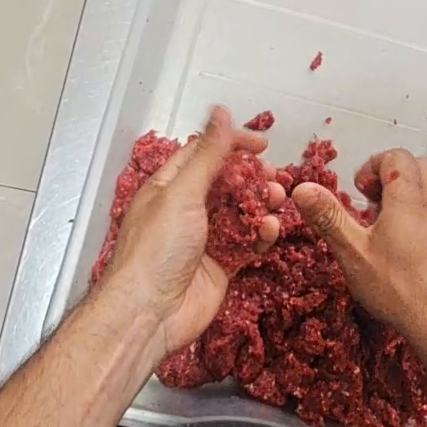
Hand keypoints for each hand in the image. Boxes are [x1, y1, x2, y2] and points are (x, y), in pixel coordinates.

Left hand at [97, 107, 283, 359]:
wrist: (150, 314)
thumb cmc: (156, 250)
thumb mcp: (183, 193)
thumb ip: (208, 154)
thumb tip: (220, 112)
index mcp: (169, 186)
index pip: (204, 153)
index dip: (233, 144)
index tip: (261, 144)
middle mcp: (187, 208)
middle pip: (228, 181)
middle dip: (253, 176)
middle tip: (273, 175)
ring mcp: (205, 237)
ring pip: (242, 211)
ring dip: (261, 202)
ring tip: (276, 198)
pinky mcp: (222, 263)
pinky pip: (247, 241)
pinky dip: (261, 233)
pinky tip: (270, 229)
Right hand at [291, 151, 426, 359]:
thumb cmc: (401, 289)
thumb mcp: (354, 254)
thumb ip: (329, 217)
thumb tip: (303, 189)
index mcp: (408, 198)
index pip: (396, 156)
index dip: (373, 166)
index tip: (359, 192)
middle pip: (418, 166)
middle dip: (392, 175)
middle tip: (371, 203)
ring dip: (407, 199)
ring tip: (384, 231)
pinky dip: (421, 223)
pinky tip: (406, 256)